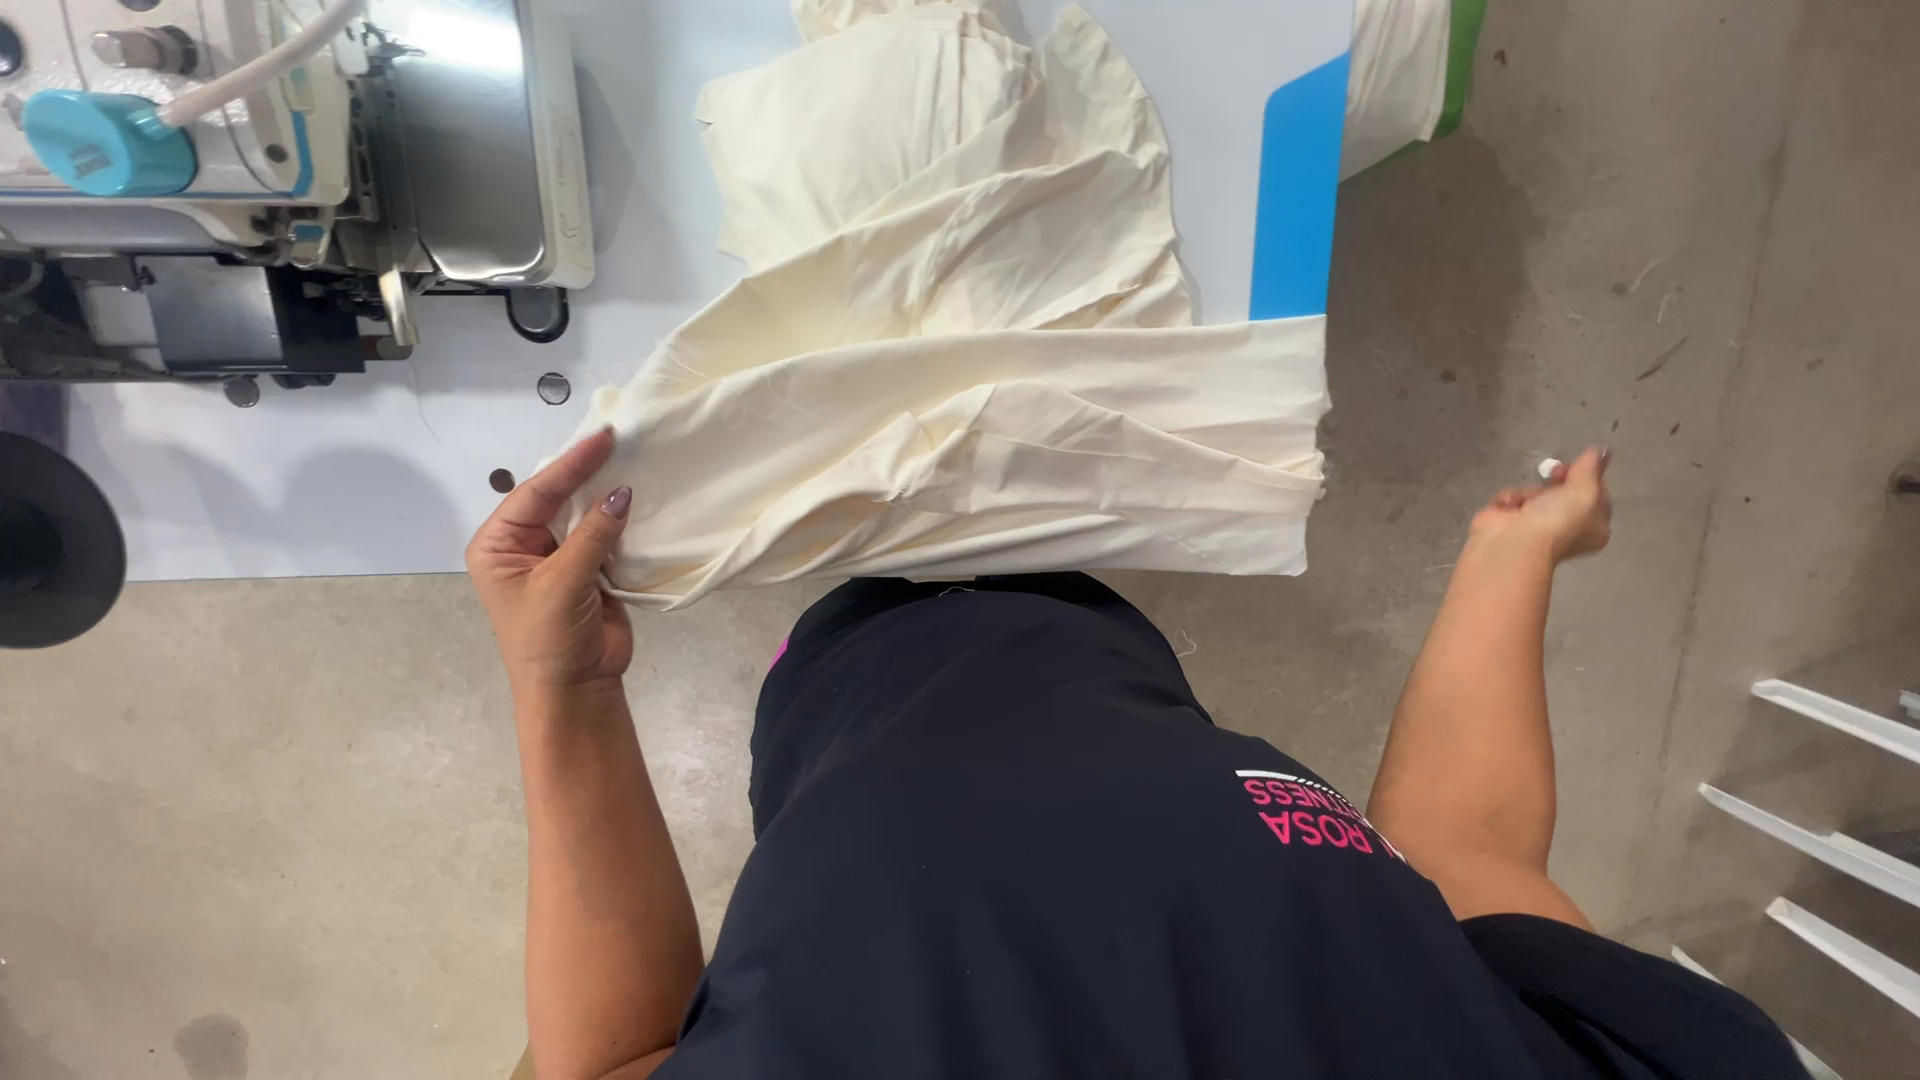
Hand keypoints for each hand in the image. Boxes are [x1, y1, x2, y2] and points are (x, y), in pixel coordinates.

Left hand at [466, 428, 634, 697]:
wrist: (575, 689)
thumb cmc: (550, 639)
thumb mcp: (563, 583)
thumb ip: (592, 536)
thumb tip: (623, 493)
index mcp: (499, 545)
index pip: (536, 493)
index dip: (570, 464)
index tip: (602, 438)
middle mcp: (526, 545)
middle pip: (558, 497)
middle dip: (586, 472)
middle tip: (618, 438)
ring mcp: (560, 557)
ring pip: (585, 515)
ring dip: (607, 494)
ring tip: (634, 459)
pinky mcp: (591, 571)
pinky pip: (607, 536)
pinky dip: (624, 519)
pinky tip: (642, 497)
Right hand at [1470, 445, 1611, 561]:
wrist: (1513, 542)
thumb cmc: (1558, 520)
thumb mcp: (1585, 491)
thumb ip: (1591, 468)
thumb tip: (1603, 449)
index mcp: (1594, 527)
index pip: (1597, 496)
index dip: (1590, 478)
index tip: (1582, 464)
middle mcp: (1568, 528)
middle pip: (1566, 493)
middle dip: (1559, 481)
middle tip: (1554, 472)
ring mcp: (1536, 525)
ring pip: (1537, 494)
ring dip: (1530, 491)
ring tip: (1525, 499)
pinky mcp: (1509, 521)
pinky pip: (1513, 499)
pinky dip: (1510, 498)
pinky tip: (1508, 505)